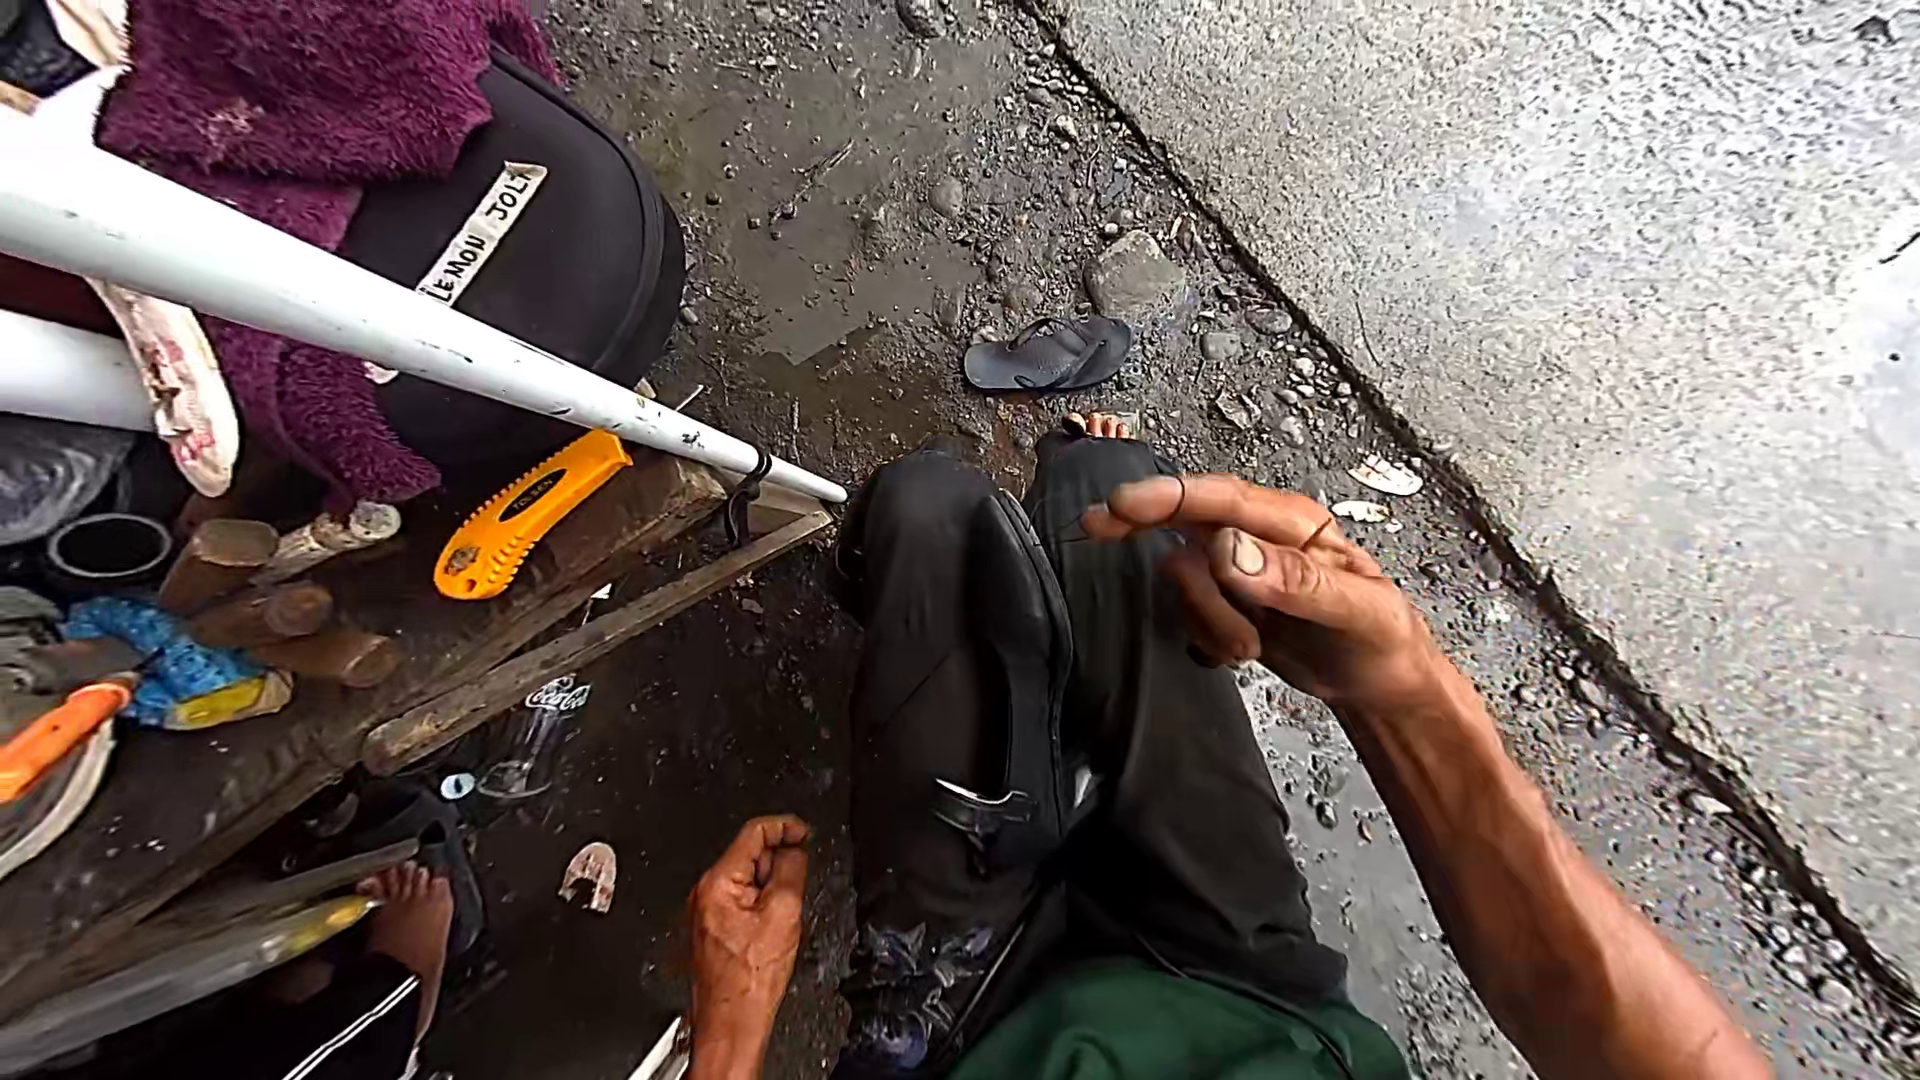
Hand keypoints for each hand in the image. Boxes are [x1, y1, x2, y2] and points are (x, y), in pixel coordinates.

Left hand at [687, 815, 810, 1079]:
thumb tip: (796, 845)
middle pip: (752, 853)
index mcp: (718, 883)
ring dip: (771, 886)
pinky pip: (743, 898)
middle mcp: (705, 893)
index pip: (755, 830)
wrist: (731, 1027)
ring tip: (779, 918)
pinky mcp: (712, 926)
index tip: (805, 833)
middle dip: (779, 863)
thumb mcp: (785, 912)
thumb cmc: (749, 982)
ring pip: (750, 877)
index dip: (786, 826)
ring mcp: (706, 910)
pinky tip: (768, 930)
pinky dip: (761, 903)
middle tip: (793, 889)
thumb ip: (792, 867)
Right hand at [1082, 473, 1442, 710]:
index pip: (1222, 498)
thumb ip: (1295, 579)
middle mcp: (1255, 535)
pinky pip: (1184, 607)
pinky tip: (1236, 650)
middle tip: (1098, 526)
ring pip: (1181, 575)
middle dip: (1142, 520)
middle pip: (1183, 517)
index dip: (1168, 496)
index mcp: (1292, 522)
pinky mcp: (1219, 598)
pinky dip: (1202, 633)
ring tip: (1249, 647)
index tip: (1123, 504)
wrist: (1375, 682)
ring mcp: (1232, 567)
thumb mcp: (1358, 612)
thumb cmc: (1379, 638)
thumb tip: (1228, 550)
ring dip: (1205, 616)